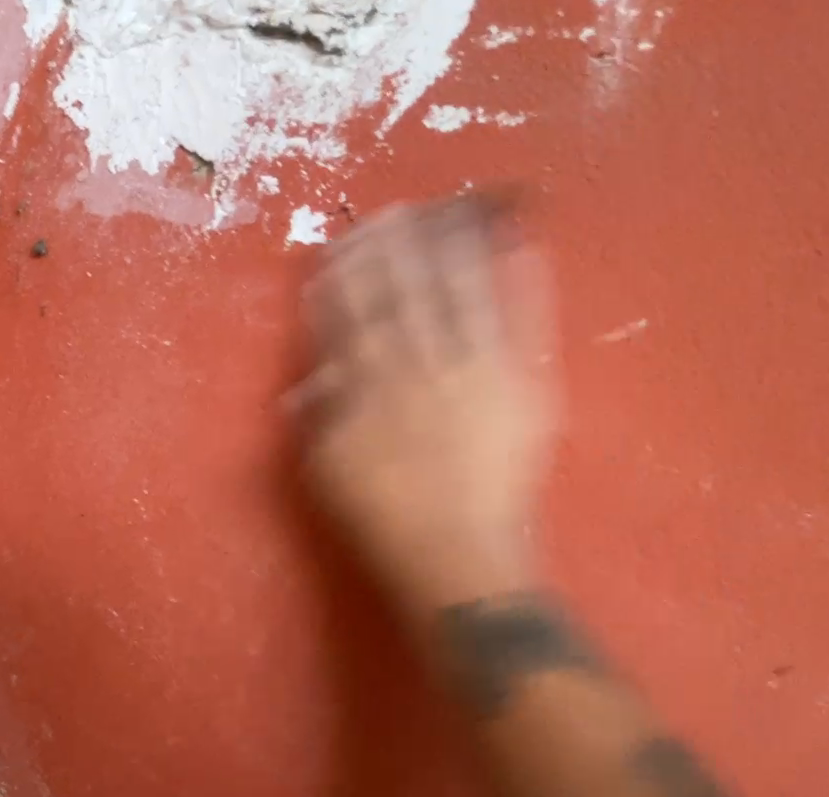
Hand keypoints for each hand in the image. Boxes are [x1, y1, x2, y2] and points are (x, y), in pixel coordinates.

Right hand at [299, 197, 555, 614]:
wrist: (454, 555)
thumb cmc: (377, 517)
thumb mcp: (324, 472)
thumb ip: (317, 420)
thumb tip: (306, 382)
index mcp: (365, 392)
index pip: (349, 322)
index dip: (343, 281)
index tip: (338, 246)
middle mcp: (415, 370)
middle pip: (401, 297)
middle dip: (391, 252)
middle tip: (387, 212)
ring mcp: (474, 372)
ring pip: (458, 296)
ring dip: (448, 250)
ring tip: (445, 210)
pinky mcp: (522, 384)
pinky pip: (521, 323)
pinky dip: (521, 281)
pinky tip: (518, 245)